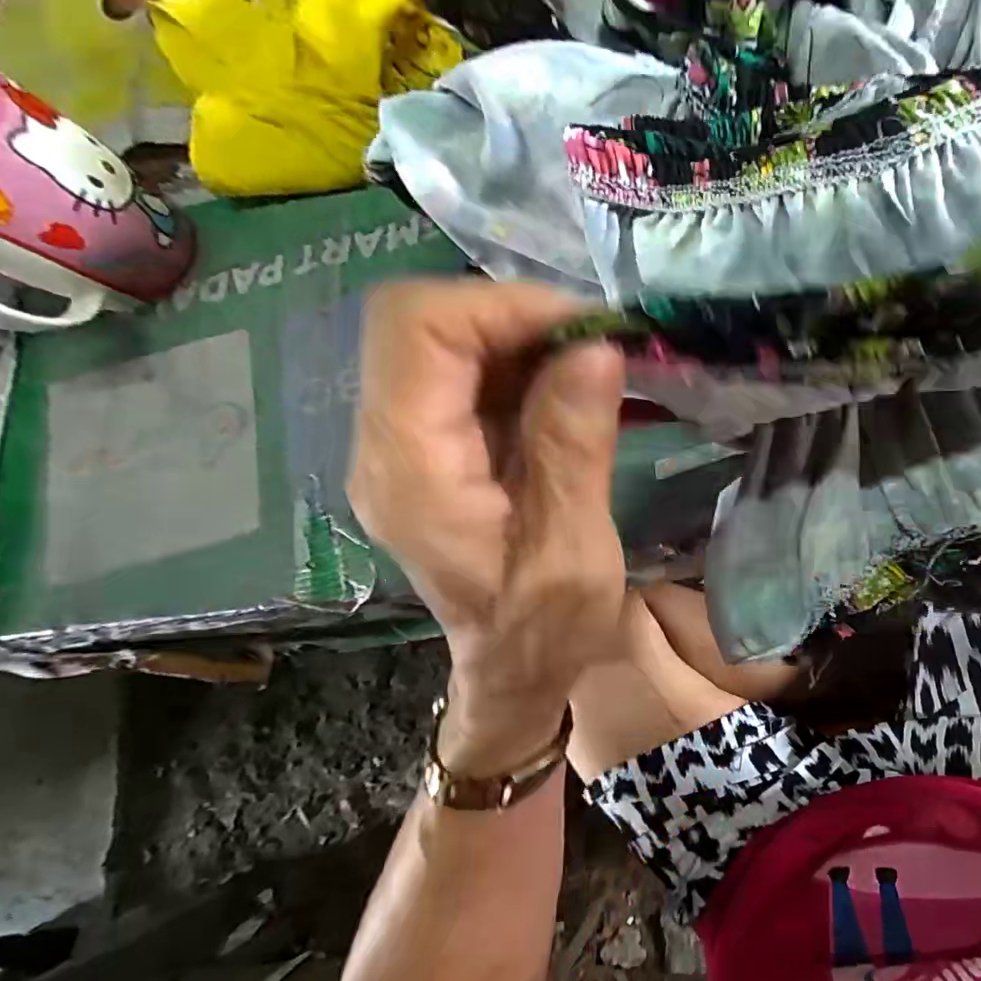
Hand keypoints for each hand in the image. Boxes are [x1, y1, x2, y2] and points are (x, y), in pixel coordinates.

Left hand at [348, 281, 624, 768]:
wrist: (511, 673)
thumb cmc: (544, 632)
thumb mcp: (573, 550)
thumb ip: (574, 446)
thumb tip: (595, 348)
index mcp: (412, 473)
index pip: (419, 332)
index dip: (501, 306)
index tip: (584, 329)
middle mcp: (385, 447)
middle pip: (417, 324)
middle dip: (511, 316)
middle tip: (591, 342)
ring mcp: (399, 445)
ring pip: (438, 341)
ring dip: (516, 337)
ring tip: (586, 364)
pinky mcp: (425, 448)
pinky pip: (457, 374)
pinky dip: (513, 363)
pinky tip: (562, 389)